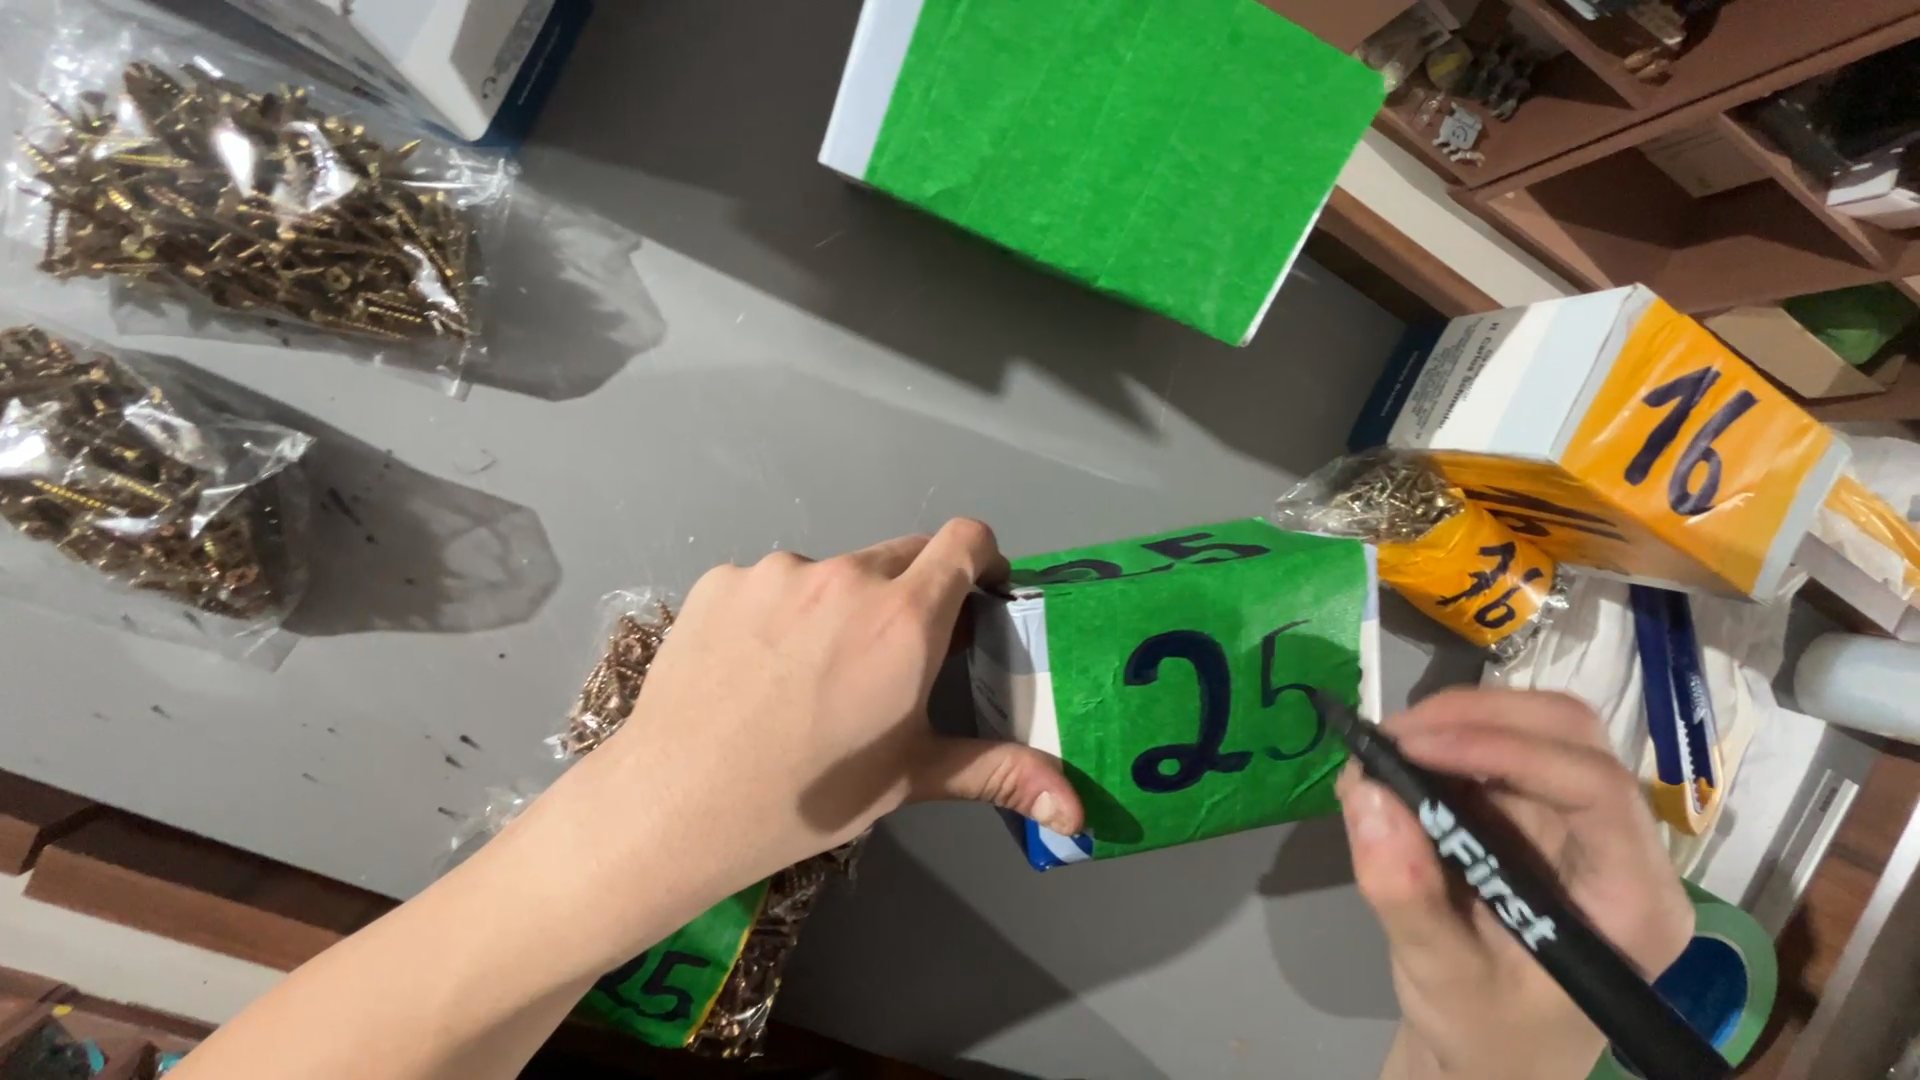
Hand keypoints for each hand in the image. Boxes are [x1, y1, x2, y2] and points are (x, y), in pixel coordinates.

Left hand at [511, 519, 1084, 972]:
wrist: (673, 805)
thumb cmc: (809, 796)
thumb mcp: (909, 776)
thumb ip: (999, 774)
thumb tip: (1078, 813)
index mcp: (903, 616)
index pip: (965, 538)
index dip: (979, 559)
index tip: (972, 599)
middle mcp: (844, 575)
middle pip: (901, 556)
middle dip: (910, 595)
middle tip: (886, 659)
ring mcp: (775, 571)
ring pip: (832, 573)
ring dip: (839, 605)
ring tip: (807, 673)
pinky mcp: (720, 579)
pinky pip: (770, 583)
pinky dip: (777, 611)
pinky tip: (752, 667)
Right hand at [1340, 689, 1694, 1079]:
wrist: (1492, 1046)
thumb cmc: (1488, 1029)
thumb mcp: (1442, 977)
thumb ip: (1406, 894)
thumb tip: (1363, 790)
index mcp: (1631, 897)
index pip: (1594, 786)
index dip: (1503, 749)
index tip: (1410, 748)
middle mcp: (1614, 844)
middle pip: (1570, 734)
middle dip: (1475, 716)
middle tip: (1391, 735)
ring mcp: (1570, 822)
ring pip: (1533, 726)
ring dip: (1454, 720)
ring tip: (1382, 748)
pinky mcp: (1526, 812)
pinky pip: (1490, 748)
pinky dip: (1438, 739)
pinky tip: (1392, 763)